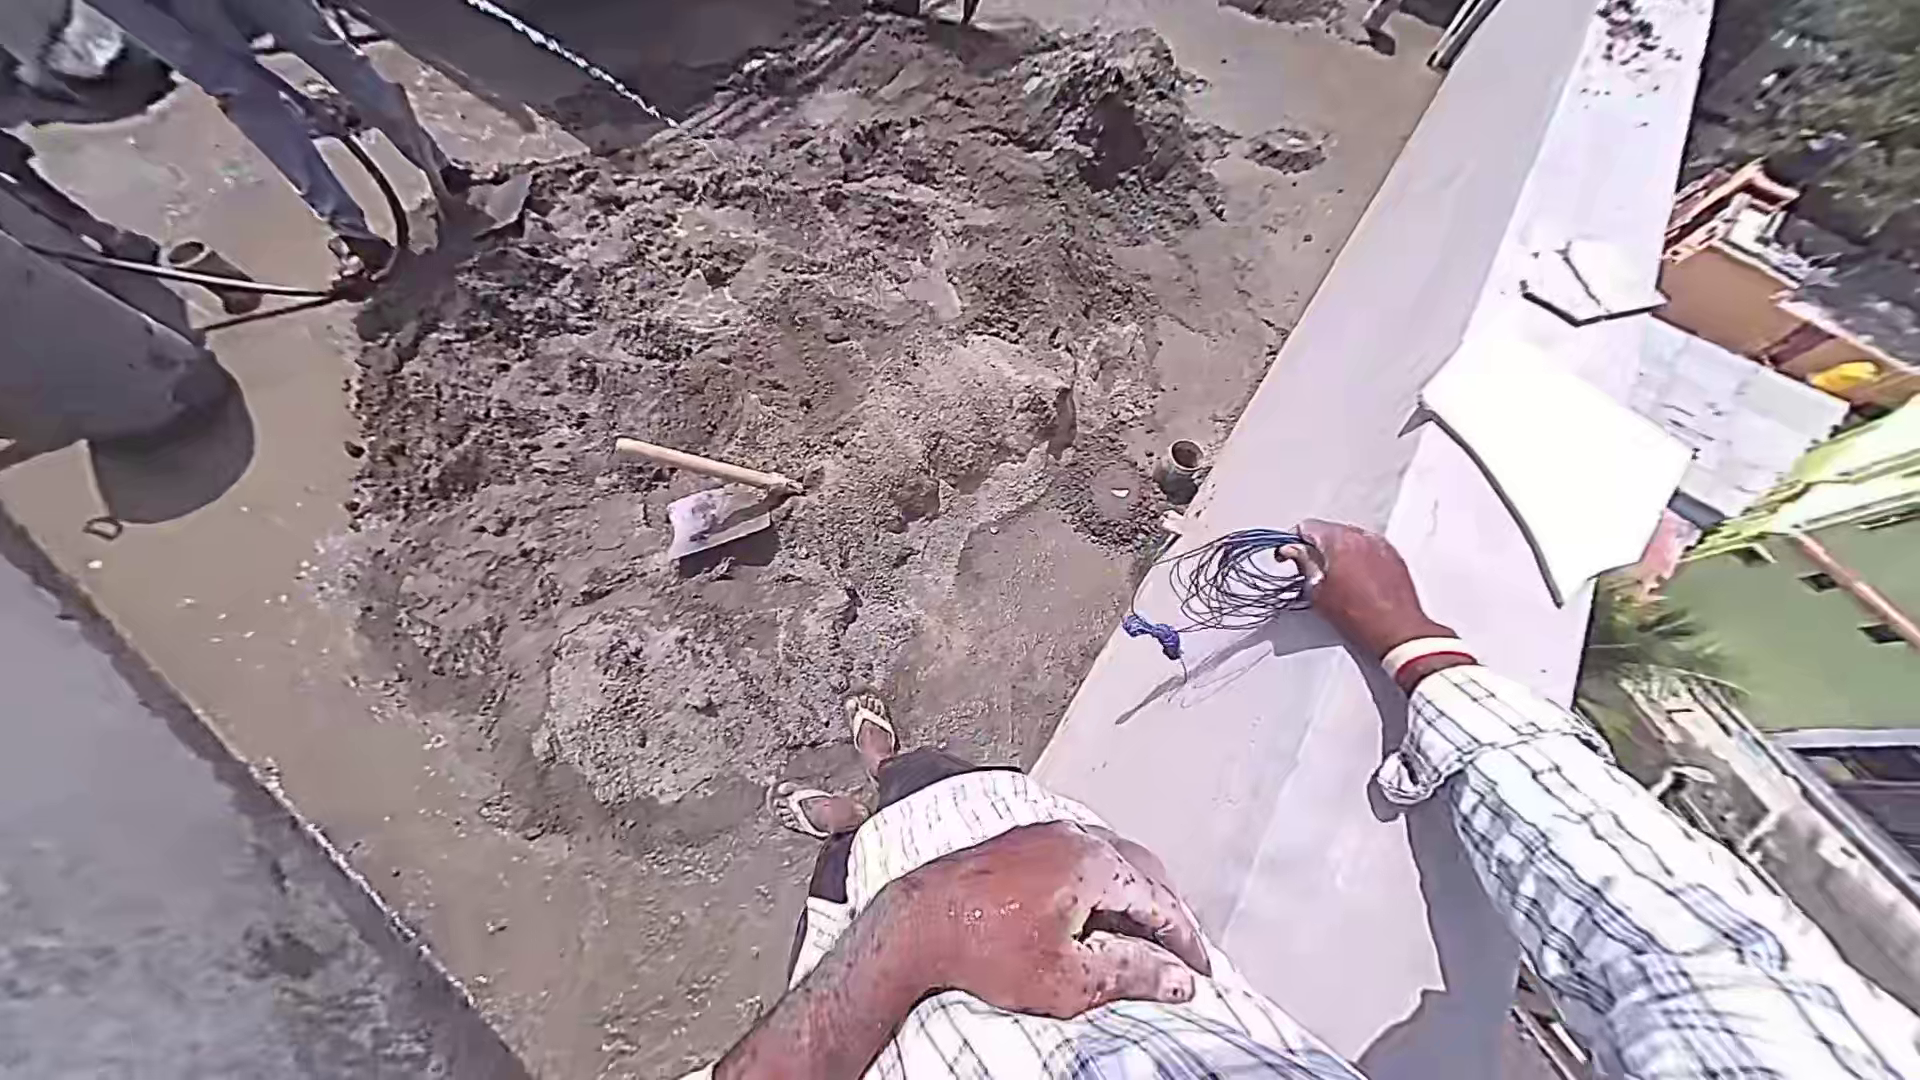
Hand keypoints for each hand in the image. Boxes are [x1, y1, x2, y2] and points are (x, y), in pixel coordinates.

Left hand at [872, 823, 1209, 1018]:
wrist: (921, 920)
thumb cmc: (984, 946)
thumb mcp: (1068, 978)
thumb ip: (1131, 972)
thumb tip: (1175, 975)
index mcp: (1090, 862)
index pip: (1157, 900)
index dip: (1184, 939)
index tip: (1200, 968)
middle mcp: (1072, 836)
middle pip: (1141, 868)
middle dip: (1166, 910)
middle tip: (1180, 952)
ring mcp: (1047, 832)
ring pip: (1112, 856)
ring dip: (1135, 891)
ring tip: (1144, 934)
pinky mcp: (1027, 839)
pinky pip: (1083, 852)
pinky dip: (1104, 880)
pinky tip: (1099, 909)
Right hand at [1298, 519, 1452, 659]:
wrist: (1395, 632)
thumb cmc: (1356, 615)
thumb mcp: (1316, 590)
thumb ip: (1303, 563)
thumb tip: (1294, 551)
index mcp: (1339, 541)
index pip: (1307, 527)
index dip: (1293, 542)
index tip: (1290, 556)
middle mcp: (1363, 537)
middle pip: (1330, 530)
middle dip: (1317, 546)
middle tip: (1309, 568)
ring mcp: (1382, 546)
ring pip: (1350, 538)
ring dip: (1338, 551)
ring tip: (1333, 576)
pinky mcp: (1394, 558)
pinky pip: (1368, 548)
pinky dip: (1357, 557)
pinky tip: (1353, 578)